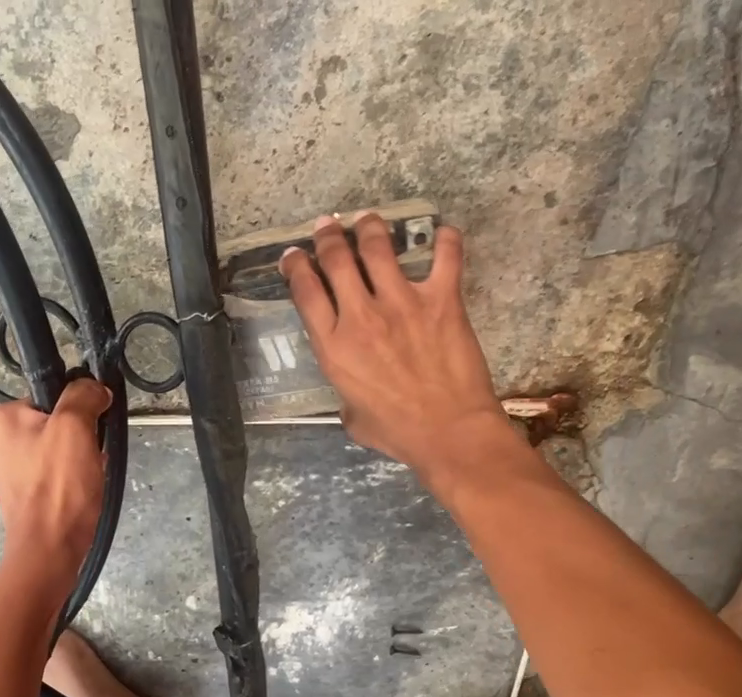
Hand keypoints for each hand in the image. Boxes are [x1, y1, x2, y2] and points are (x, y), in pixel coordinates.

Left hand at [0, 378, 111, 576]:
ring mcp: (8, 471)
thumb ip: (84, 395)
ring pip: (58, 450)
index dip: (79, 408)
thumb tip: (94, 387)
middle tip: (92, 457)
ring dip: (80, 460)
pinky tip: (82, 494)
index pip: (51, 395)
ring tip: (89, 478)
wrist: (49, 550)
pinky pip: (54, 475)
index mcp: (3, 417)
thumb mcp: (75, 426)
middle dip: (81, 438)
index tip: (93, 427)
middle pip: (56, 423)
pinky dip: (71, 481)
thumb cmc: (59, 486)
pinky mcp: (22, 495)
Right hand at [279, 216, 512, 488]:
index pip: (305, 291)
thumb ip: (345, 390)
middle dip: (328, 236)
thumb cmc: (396, 432)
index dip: (296, 266)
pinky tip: (443, 233)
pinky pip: (446, 256)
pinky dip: (445, 240)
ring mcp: (403, 303)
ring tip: (367, 220)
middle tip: (327, 225)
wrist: (448, 432)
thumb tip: (352, 385)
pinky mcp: (442, 300)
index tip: (294, 255)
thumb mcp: (351, 415)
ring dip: (371, 227)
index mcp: (333, 346)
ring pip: (379, 247)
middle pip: (337, 259)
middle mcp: (362, 316)